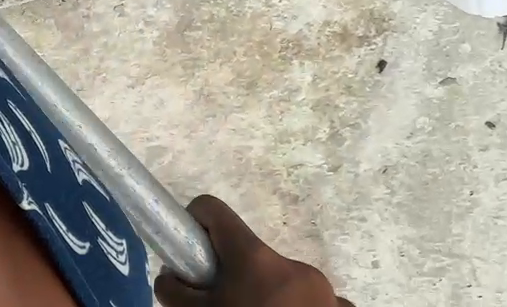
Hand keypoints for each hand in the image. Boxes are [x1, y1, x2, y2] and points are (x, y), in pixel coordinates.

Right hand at [156, 197, 353, 306]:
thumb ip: (173, 286)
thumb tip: (177, 277)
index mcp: (256, 258)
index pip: (212, 209)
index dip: (194, 223)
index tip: (191, 254)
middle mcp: (298, 269)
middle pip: (250, 254)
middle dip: (235, 274)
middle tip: (225, 304)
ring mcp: (333, 297)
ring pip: (285, 282)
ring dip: (271, 297)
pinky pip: (318, 304)